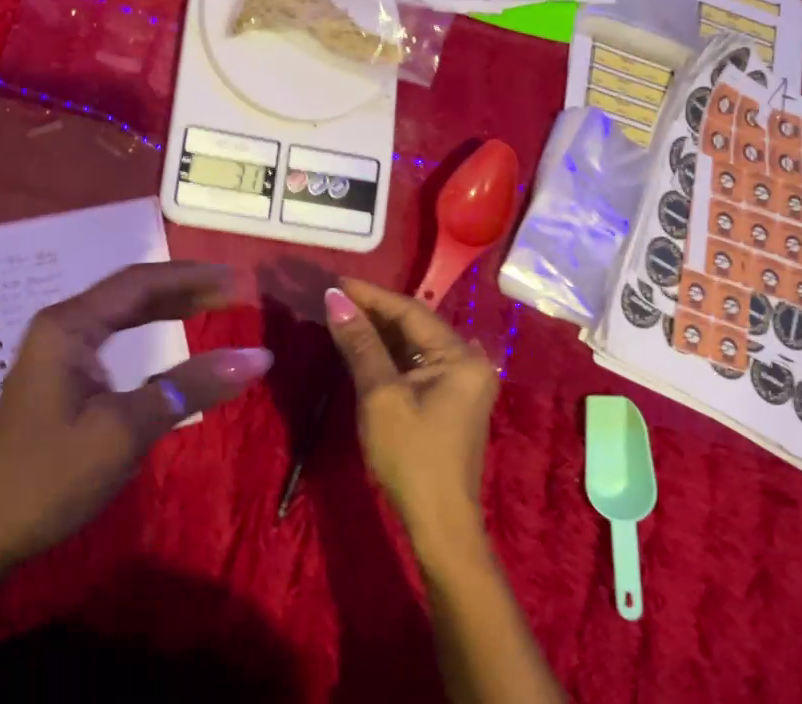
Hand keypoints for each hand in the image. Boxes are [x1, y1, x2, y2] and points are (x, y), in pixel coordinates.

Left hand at [0, 262, 271, 575]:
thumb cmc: (51, 476)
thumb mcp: (127, 430)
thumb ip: (190, 386)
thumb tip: (258, 357)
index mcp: (69, 326)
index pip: (140, 283)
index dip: (193, 277)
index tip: (240, 281)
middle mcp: (61, 328)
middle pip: (130, 293)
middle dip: (183, 288)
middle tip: (235, 292)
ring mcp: (57, 355)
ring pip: (120, 316)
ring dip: (166, 309)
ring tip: (214, 306)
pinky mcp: (59, 381)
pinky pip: (112, 341)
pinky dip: (148, 336)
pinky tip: (168, 343)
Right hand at [325, 279, 498, 533]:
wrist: (438, 520)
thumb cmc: (410, 455)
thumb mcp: (380, 395)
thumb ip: (360, 343)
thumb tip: (335, 299)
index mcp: (460, 357)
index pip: (410, 311)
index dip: (370, 294)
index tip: (333, 281)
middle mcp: (469, 362)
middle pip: (415, 324)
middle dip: (373, 310)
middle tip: (332, 297)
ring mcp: (462, 382)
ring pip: (414, 343)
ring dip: (379, 331)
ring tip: (341, 315)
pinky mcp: (450, 399)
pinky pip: (417, 362)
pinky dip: (389, 353)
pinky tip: (363, 346)